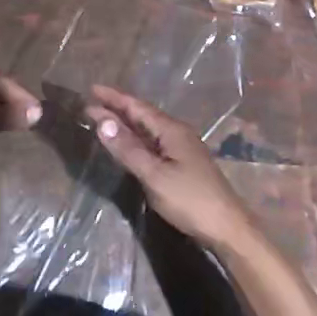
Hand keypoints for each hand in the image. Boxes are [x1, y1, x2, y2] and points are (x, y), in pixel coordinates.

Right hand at [83, 85, 256, 251]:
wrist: (226, 227)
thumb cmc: (189, 199)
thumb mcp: (154, 175)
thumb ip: (128, 149)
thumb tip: (102, 121)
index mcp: (171, 130)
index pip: (137, 107)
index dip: (114, 98)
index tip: (92, 89)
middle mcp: (177, 133)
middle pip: (143, 116)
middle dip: (117, 110)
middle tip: (90, 105)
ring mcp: (181, 149)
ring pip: (148, 129)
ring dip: (126, 124)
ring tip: (104, 120)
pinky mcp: (182, 164)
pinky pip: (153, 143)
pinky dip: (136, 139)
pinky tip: (129, 145)